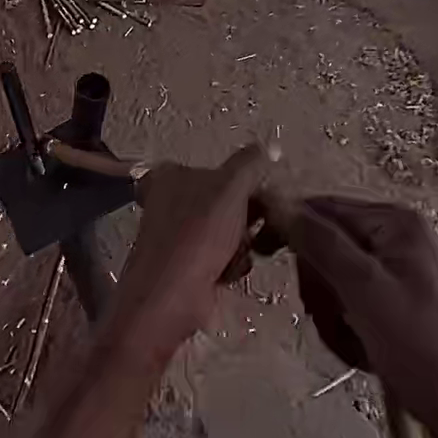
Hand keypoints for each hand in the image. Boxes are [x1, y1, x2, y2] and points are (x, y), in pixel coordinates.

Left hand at [113, 146, 277, 356]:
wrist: (172, 291)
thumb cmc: (198, 231)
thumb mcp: (229, 188)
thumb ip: (249, 165)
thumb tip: (269, 146)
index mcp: (169, 174)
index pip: (216, 171)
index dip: (242, 186)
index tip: (261, 199)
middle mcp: (168, 199)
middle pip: (224, 202)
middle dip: (246, 218)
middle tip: (258, 228)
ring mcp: (176, 232)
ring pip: (227, 230)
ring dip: (241, 244)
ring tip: (236, 253)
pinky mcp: (185, 262)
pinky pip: (220, 255)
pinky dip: (229, 263)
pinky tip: (227, 270)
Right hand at [282, 198, 437, 417]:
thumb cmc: (424, 345)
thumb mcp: (363, 287)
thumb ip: (317, 239)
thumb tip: (272, 196)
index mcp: (394, 222)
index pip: (318, 208)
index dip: (285, 228)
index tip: (256, 255)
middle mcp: (395, 240)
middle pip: (321, 246)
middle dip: (316, 285)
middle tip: (325, 316)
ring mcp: (396, 274)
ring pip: (329, 279)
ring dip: (328, 313)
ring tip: (348, 341)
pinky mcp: (396, 306)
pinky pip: (347, 305)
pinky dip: (344, 329)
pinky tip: (361, 352)